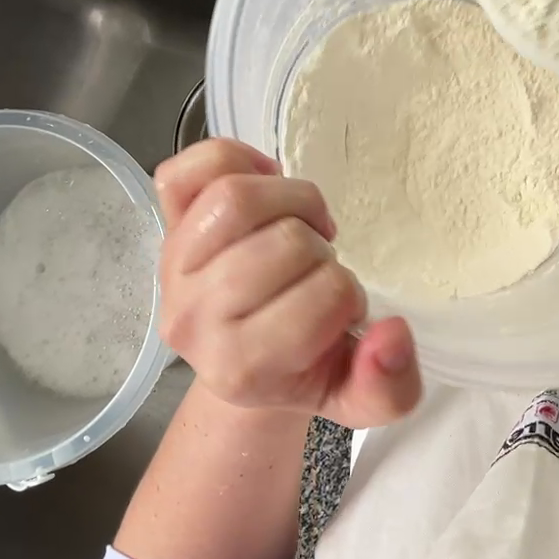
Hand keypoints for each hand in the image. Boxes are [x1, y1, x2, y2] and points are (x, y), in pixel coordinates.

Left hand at [153, 139, 421, 428]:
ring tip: (301, 227)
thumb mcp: (359, 398)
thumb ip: (390, 386)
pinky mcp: (165, 225)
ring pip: (237, 197)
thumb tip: (393, 334)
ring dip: (292, 200)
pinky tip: (264, 187)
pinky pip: (186, 170)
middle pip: (286, 241)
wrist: (245, 359)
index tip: (338, 312)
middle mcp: (194, 320)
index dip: (349, 295)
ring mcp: (173, 269)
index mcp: (243, 367)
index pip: (328, 296)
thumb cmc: (306, 369)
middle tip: (317, 271)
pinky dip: (234, 160)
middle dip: (322, 251)